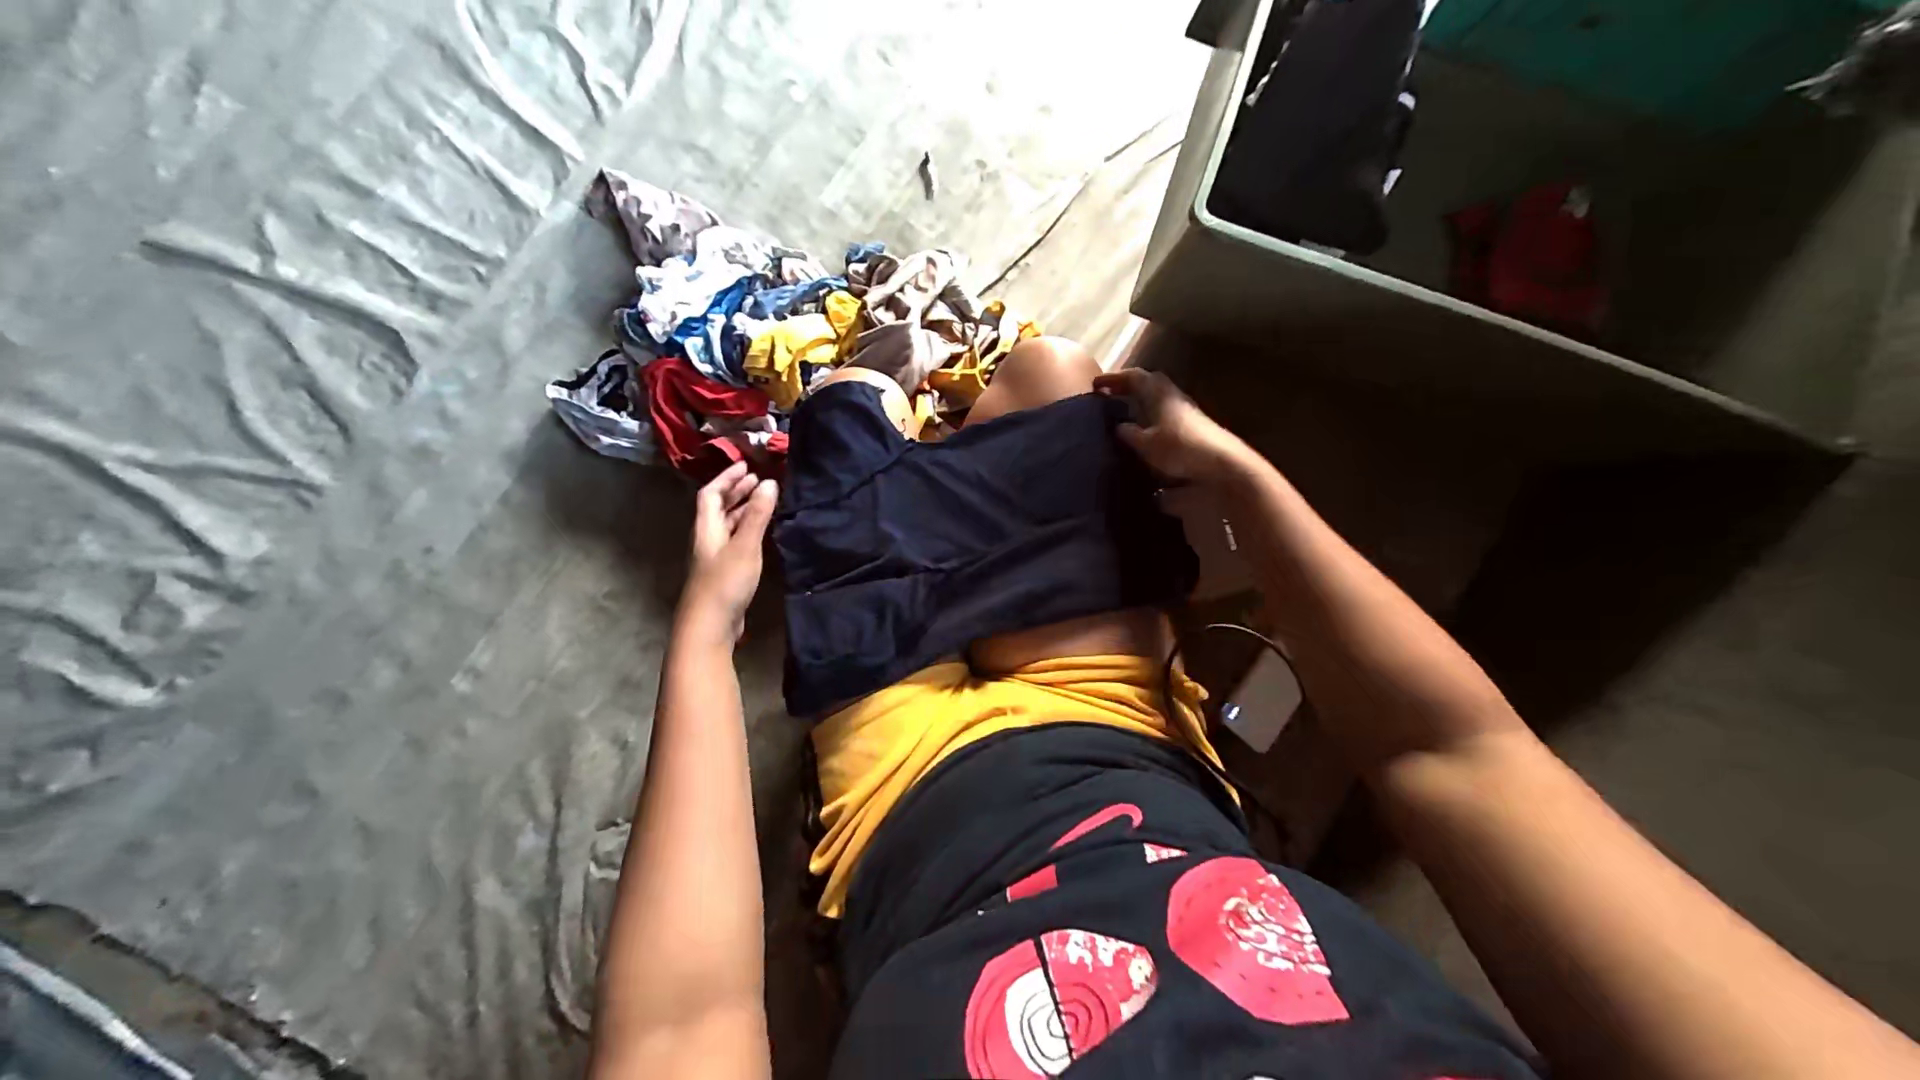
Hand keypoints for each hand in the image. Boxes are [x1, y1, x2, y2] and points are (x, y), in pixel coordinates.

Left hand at [680, 461, 778, 642]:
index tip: (747, 466)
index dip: (727, 478)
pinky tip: (763, 532)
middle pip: (718, 508)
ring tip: (765, 501)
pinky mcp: (725, 573)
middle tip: (759, 480)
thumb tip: (769, 482)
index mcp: (706, 528)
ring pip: (728, 525)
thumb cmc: (725, 582)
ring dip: (744, 510)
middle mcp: (707, 539)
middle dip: (737, 491)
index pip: (711, 494)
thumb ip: (758, 515)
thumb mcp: (745, 545)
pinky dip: (748, 529)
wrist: (709, 626)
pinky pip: (736, 541)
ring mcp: (715, 557)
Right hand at [1093, 368, 1253, 484]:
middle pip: (1149, 385)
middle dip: (1127, 388)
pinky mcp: (1192, 431)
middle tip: (1108, 396)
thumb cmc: (1180, 449)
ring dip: (1139, 404)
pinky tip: (1142, 435)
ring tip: (1121, 416)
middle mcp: (1173, 398)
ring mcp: (1185, 414)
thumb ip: (1129, 433)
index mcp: (1160, 394)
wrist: (1222, 466)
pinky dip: (1148, 420)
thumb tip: (1119, 426)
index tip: (1095, 385)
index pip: (1134, 377)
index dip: (1114, 378)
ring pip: (1157, 401)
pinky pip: (1163, 418)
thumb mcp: (1146, 444)